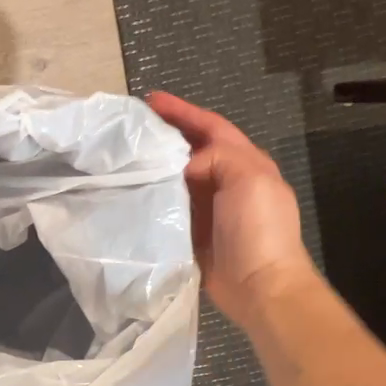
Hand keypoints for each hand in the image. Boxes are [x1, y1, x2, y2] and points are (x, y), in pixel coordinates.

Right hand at [148, 93, 318, 327]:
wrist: (260, 285)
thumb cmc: (258, 229)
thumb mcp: (249, 179)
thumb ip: (217, 157)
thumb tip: (182, 166)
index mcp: (246, 163)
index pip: (212, 127)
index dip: (183, 112)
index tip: (150, 100)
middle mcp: (227, 180)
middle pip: (192, 147)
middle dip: (166, 132)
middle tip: (132, 125)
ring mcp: (209, 206)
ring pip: (177, 173)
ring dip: (155, 161)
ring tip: (125, 153)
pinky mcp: (192, 229)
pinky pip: (169, 202)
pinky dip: (151, 191)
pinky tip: (131, 189)